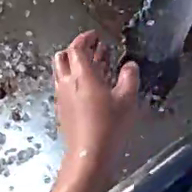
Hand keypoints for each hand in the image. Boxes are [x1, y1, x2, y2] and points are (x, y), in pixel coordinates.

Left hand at [53, 31, 139, 182]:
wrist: (89, 155)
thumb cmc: (109, 125)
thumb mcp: (127, 100)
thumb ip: (129, 78)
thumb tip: (130, 65)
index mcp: (82, 74)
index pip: (76, 47)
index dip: (85, 38)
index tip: (95, 36)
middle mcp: (67, 82)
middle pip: (64, 56)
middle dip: (77, 49)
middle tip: (95, 49)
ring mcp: (61, 95)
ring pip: (62, 71)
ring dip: (75, 64)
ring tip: (95, 67)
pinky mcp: (61, 108)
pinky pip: (64, 85)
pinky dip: (74, 79)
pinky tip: (90, 88)